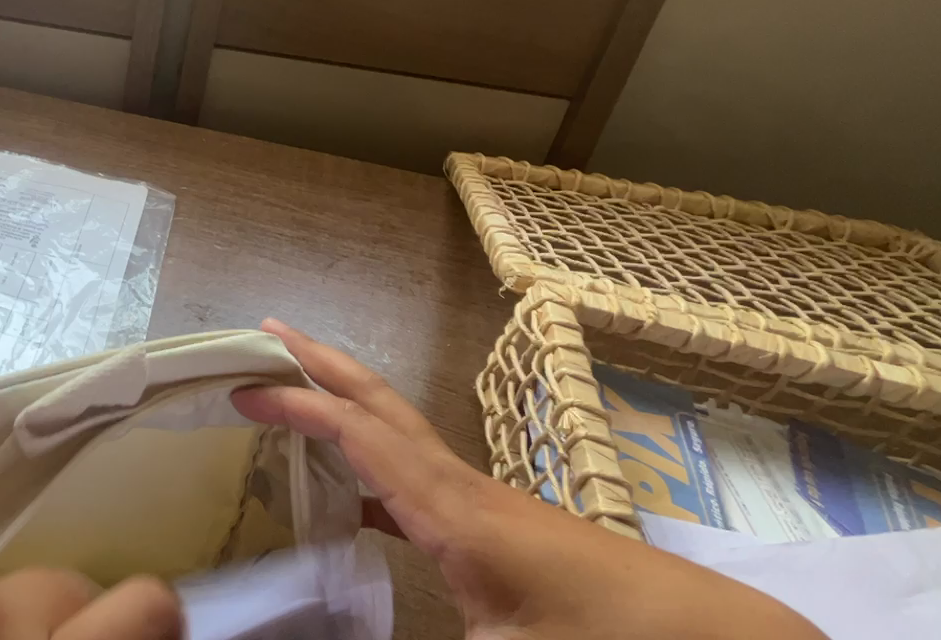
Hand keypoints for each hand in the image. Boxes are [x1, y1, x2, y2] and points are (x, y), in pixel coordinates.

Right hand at [232, 319, 827, 639]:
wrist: (701, 638)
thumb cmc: (599, 637)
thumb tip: (323, 630)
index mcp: (445, 505)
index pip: (355, 431)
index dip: (294, 404)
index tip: (238, 395)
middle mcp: (451, 481)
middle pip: (374, 397)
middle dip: (316, 358)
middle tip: (262, 331)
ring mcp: (470, 493)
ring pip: (390, 422)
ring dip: (337, 394)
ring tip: (288, 381)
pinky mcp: (483, 515)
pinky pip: (405, 463)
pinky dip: (362, 449)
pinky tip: (344, 481)